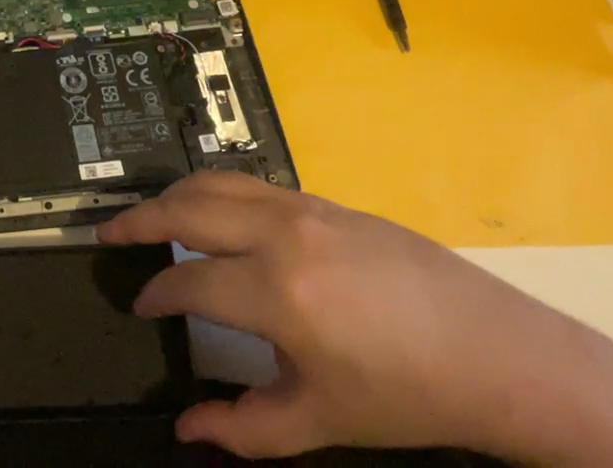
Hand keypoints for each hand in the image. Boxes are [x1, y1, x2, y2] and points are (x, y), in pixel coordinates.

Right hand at [97, 171, 612, 461]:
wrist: (503, 356)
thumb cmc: (409, 397)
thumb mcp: (321, 421)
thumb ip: (244, 428)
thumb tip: (185, 429)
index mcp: (277, 293)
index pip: (188, 281)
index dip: (155, 294)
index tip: (138, 306)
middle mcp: (282, 235)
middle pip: (187, 208)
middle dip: (139, 221)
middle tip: (109, 234)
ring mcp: (306, 209)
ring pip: (216, 183)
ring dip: (174, 196)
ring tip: (151, 215)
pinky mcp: (328, 201)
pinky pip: (252, 184)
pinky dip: (215, 192)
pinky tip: (215, 214)